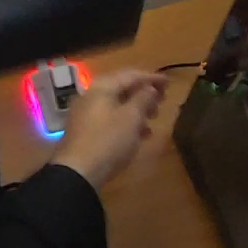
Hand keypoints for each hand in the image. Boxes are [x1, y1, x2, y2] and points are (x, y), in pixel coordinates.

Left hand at [49, 69, 167, 189]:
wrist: (77, 172)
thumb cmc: (108, 140)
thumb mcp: (131, 118)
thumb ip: (143, 99)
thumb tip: (149, 88)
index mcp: (101, 87)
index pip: (130, 75)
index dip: (151, 78)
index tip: (169, 83)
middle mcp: (91, 96)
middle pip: (121, 89)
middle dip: (144, 94)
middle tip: (162, 102)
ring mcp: (86, 114)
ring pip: (116, 105)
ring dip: (137, 110)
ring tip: (154, 119)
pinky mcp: (85, 132)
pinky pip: (110, 120)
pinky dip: (126, 123)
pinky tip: (140, 135)